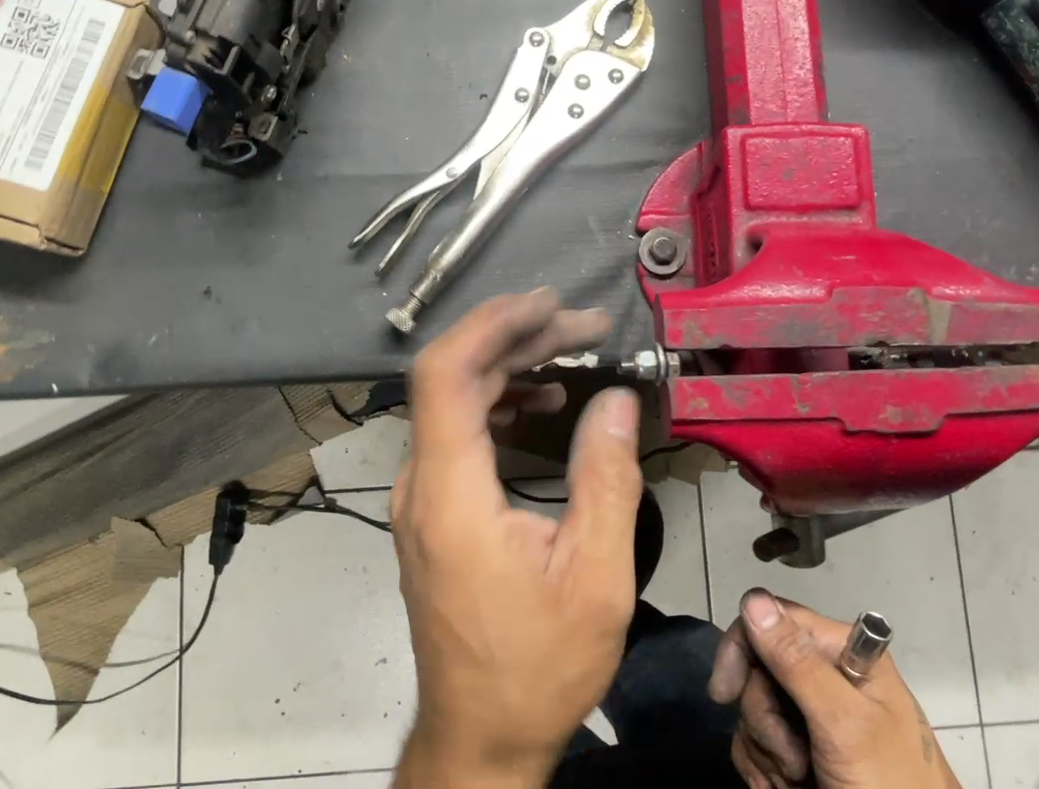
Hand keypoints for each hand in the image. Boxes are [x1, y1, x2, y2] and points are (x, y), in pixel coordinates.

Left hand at [390, 289, 643, 788]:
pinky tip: (541, 402)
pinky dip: (497, 403)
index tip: (545, 303)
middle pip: (453, 378)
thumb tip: (619, 401)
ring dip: (508, 366)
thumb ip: (607, 478)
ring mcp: (419, 499)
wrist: (480, 735)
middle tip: (583, 326)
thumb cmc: (538, 665)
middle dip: (516, 338)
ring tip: (571, 351)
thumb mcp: (595, 575)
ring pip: (453, 402)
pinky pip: (456, 434)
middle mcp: (420, 485)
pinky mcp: (431, 513)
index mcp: (450, 492)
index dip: (490, 324)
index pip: (445, 374)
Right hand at [709, 591, 961, 788]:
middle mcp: (826, 673)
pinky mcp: (801, 746)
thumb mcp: (845, 725)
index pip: (772, 619)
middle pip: (758, 670)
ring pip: (753, 708)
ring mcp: (812, 711)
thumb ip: (798, 663)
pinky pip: (756, 741)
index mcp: (844, 651)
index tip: (724, 693)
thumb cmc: (889, 785)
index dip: (742, 649)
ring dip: (766, 753)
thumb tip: (753, 600)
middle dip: (764, 720)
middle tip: (792, 760)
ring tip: (798, 783)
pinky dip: (763, 769)